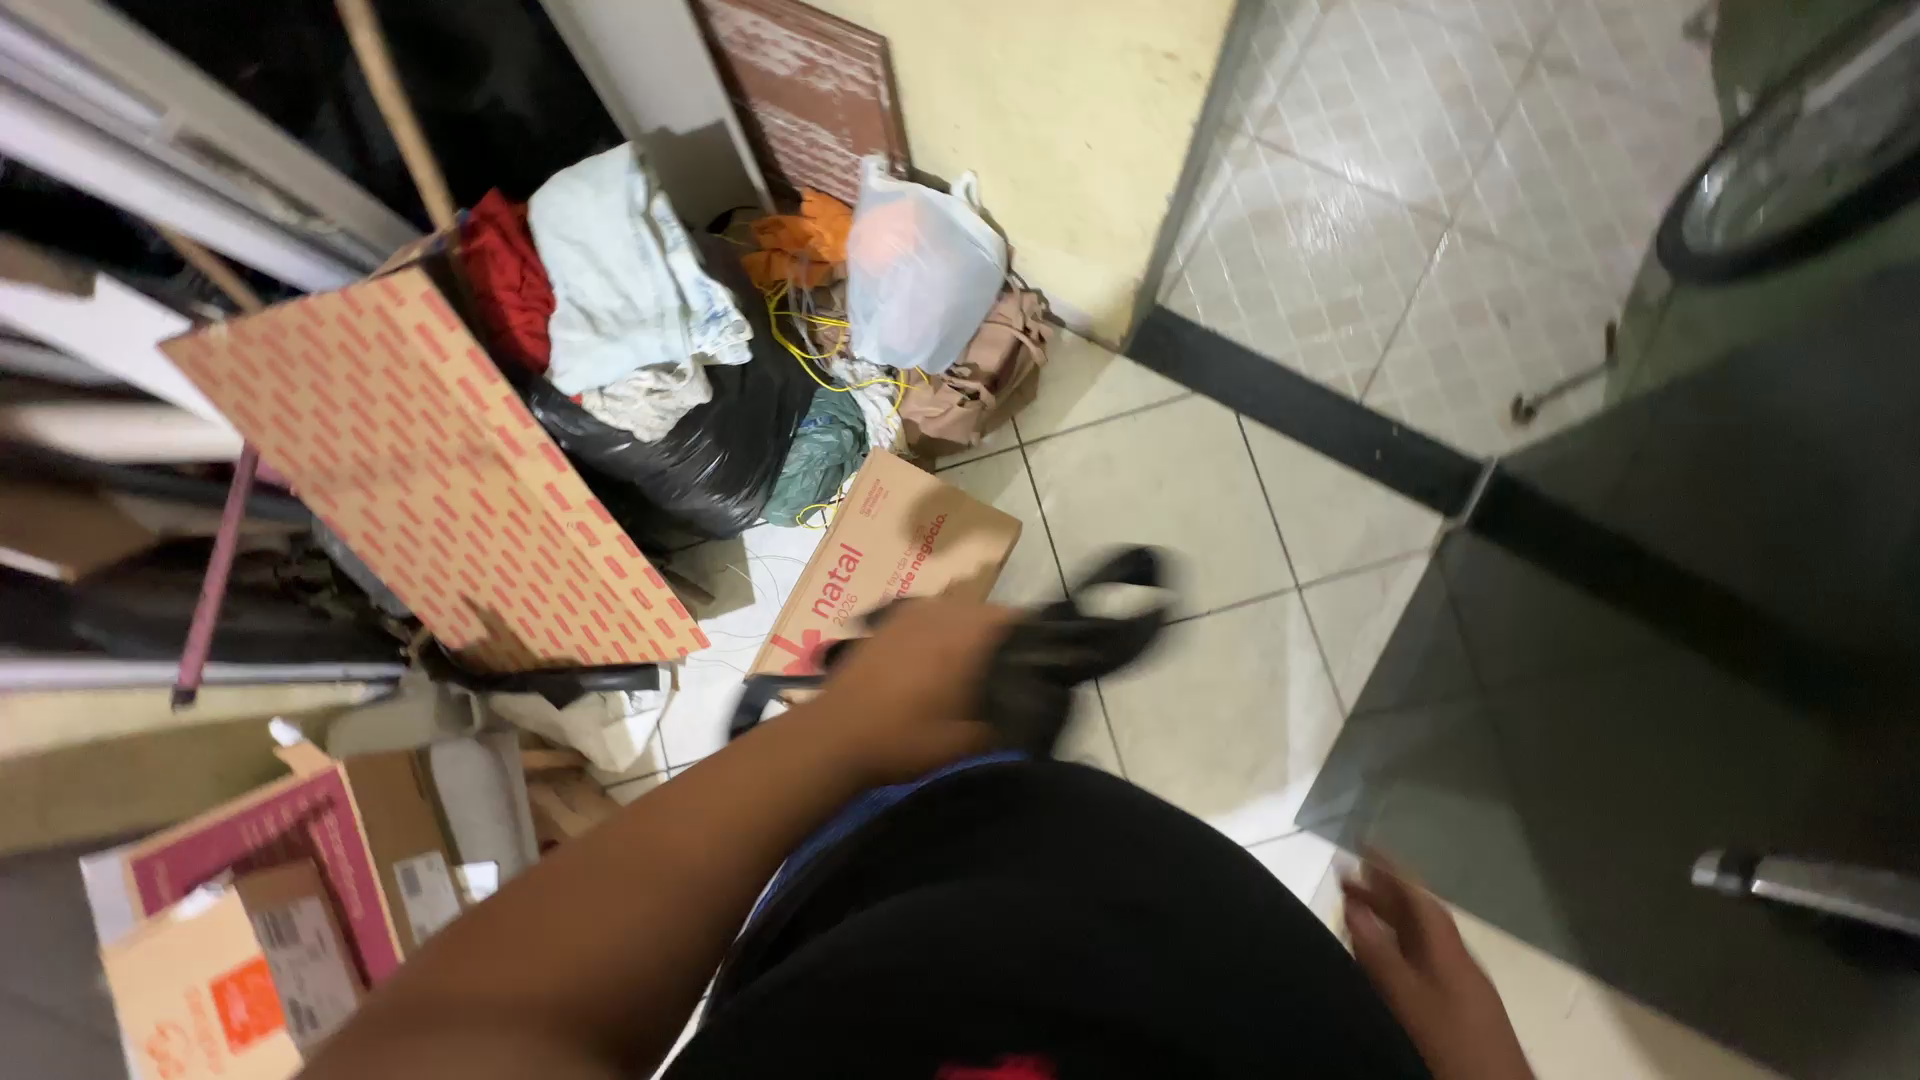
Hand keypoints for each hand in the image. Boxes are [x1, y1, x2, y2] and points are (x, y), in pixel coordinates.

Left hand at [790, 598, 1015, 786]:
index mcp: (966, 636)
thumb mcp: (966, 744)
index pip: (1017, 619)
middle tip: (1009, 670)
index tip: (1041, 663)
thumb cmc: (904, 739)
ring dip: (971, 631)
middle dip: (1002, 636)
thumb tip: (1032, 712)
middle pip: (988, 613)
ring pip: (957, 611)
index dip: (1034, 639)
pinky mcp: (887, 621)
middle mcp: (941, 613)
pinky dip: (941, 630)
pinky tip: (936, 658)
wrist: (833, 736)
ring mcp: (911, 612)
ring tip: (973, 665)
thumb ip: (1006, 723)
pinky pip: (929, 615)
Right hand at [1343, 853, 1534, 1079]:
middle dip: (1382, 890)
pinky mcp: (1457, 1004)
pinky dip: (1395, 944)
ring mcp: (1460, 982)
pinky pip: (1420, 958)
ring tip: (1353, 904)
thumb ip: (1379, 952)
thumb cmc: (1452, 1041)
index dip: (1390, 866)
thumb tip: (1352, 904)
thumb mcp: (1408, 996)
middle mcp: (1456, 958)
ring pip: (1419, 937)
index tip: (1362, 841)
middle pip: (1418, 914)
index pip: (1418, 896)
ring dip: (1387, 916)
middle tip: (1344, 872)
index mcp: (1448, 949)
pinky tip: (1378, 952)